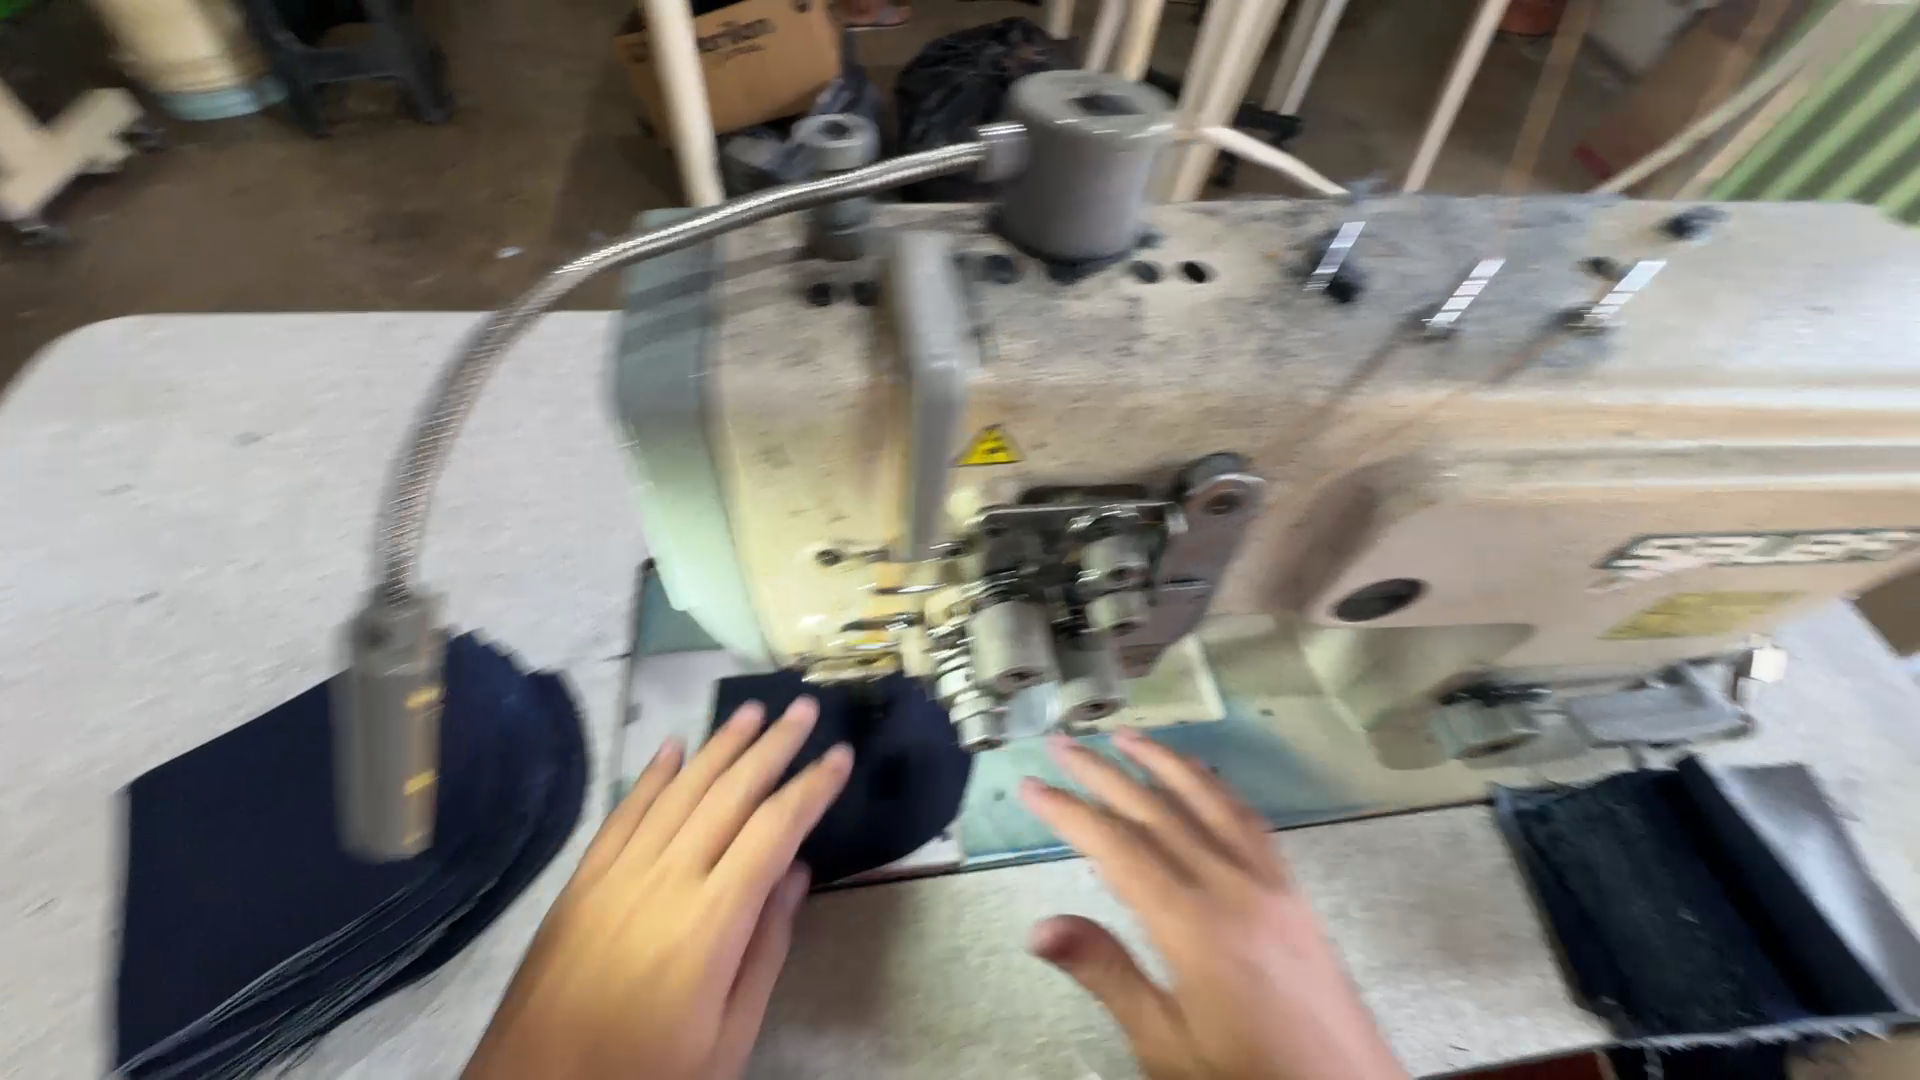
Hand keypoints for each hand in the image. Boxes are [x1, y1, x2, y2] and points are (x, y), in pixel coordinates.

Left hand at [464, 698, 852, 1079]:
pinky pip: (623, 813)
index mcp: (712, 920)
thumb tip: (796, 872)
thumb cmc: (647, 1078)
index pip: (775, 830)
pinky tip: (671, 746)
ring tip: (751, 710)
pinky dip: (650, 776)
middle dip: (773, 745)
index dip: (812, 787)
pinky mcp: (582, 882)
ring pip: (680, 790)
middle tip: (803, 708)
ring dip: (719, 745)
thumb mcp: (729, 1037)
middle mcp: (667, 878)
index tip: (840, 754)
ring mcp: (618, 874)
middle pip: (731, 793)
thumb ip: (767, 948)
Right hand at [1022, 729, 1407, 1079]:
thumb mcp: (1167, 1044)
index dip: (1069, 811)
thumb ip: (1106, 975)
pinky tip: (1199, 775)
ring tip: (1124, 735)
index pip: (1116, 848)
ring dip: (1160, 761)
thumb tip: (1039, 927)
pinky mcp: (1291, 887)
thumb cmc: (1246, 1076)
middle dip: (1101, 772)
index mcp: (1193, 925)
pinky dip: (1215, 786)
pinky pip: (1248, 819)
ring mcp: (1267, 880)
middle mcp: (1230, 885)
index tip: (1032, 785)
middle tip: (1060, 745)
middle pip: (1154, 810)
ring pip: (1206, 800)